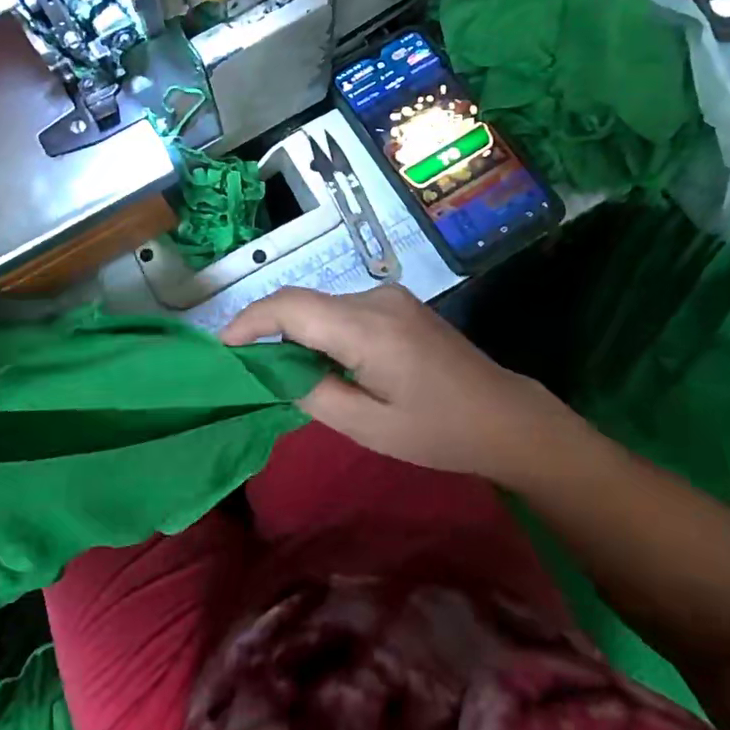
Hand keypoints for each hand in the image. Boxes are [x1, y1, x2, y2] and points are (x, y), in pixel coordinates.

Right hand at [220, 285, 573, 484]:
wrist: (506, 417)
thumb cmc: (439, 432)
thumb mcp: (368, 427)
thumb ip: (313, 393)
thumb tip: (274, 371)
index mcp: (367, 329)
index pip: (290, 307)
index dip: (248, 322)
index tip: (223, 350)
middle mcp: (375, 299)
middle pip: (302, 304)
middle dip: (268, 332)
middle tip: (249, 372)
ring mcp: (389, 297)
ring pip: (321, 306)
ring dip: (296, 333)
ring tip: (287, 375)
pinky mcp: (397, 304)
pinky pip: (342, 310)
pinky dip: (321, 332)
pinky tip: (325, 364)